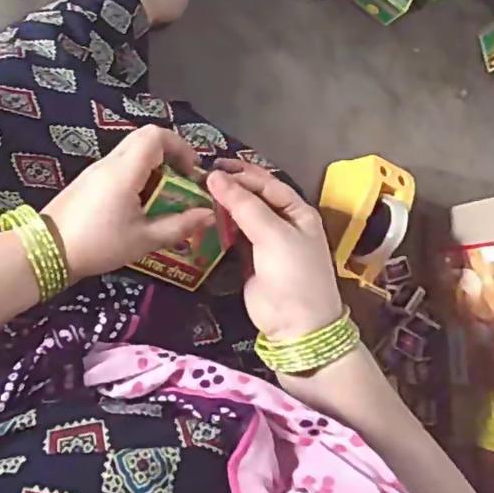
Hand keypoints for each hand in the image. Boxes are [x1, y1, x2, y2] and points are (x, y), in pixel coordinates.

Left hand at [41, 125, 214, 278]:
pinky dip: (136, 174)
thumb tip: (209, 214)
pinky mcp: (87, 182)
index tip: (192, 173)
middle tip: (182, 180)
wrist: (47, 251)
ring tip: (164, 196)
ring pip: (131, 151)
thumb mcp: (143, 240)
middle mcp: (109, 163)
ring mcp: (95, 170)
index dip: (181, 147)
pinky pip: (118, 165)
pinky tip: (140, 203)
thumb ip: (179, 226)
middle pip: (144, 138)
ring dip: (153, 165)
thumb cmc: (98, 245)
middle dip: (170, 153)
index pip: (157, 135)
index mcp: (124, 170)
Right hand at [205, 160, 345, 340]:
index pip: (267, 183)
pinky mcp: (250, 258)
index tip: (212, 167)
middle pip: (254, 197)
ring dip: (223, 205)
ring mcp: (266, 241)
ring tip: (196, 193)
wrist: (296, 325)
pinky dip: (220, 225)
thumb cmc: (292, 273)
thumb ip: (243, 204)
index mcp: (297, 211)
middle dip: (230, 186)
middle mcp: (283, 222)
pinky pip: (234, 234)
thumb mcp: (272, 234)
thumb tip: (214, 176)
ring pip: (242, 215)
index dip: (241, 174)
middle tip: (200, 178)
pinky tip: (203, 217)